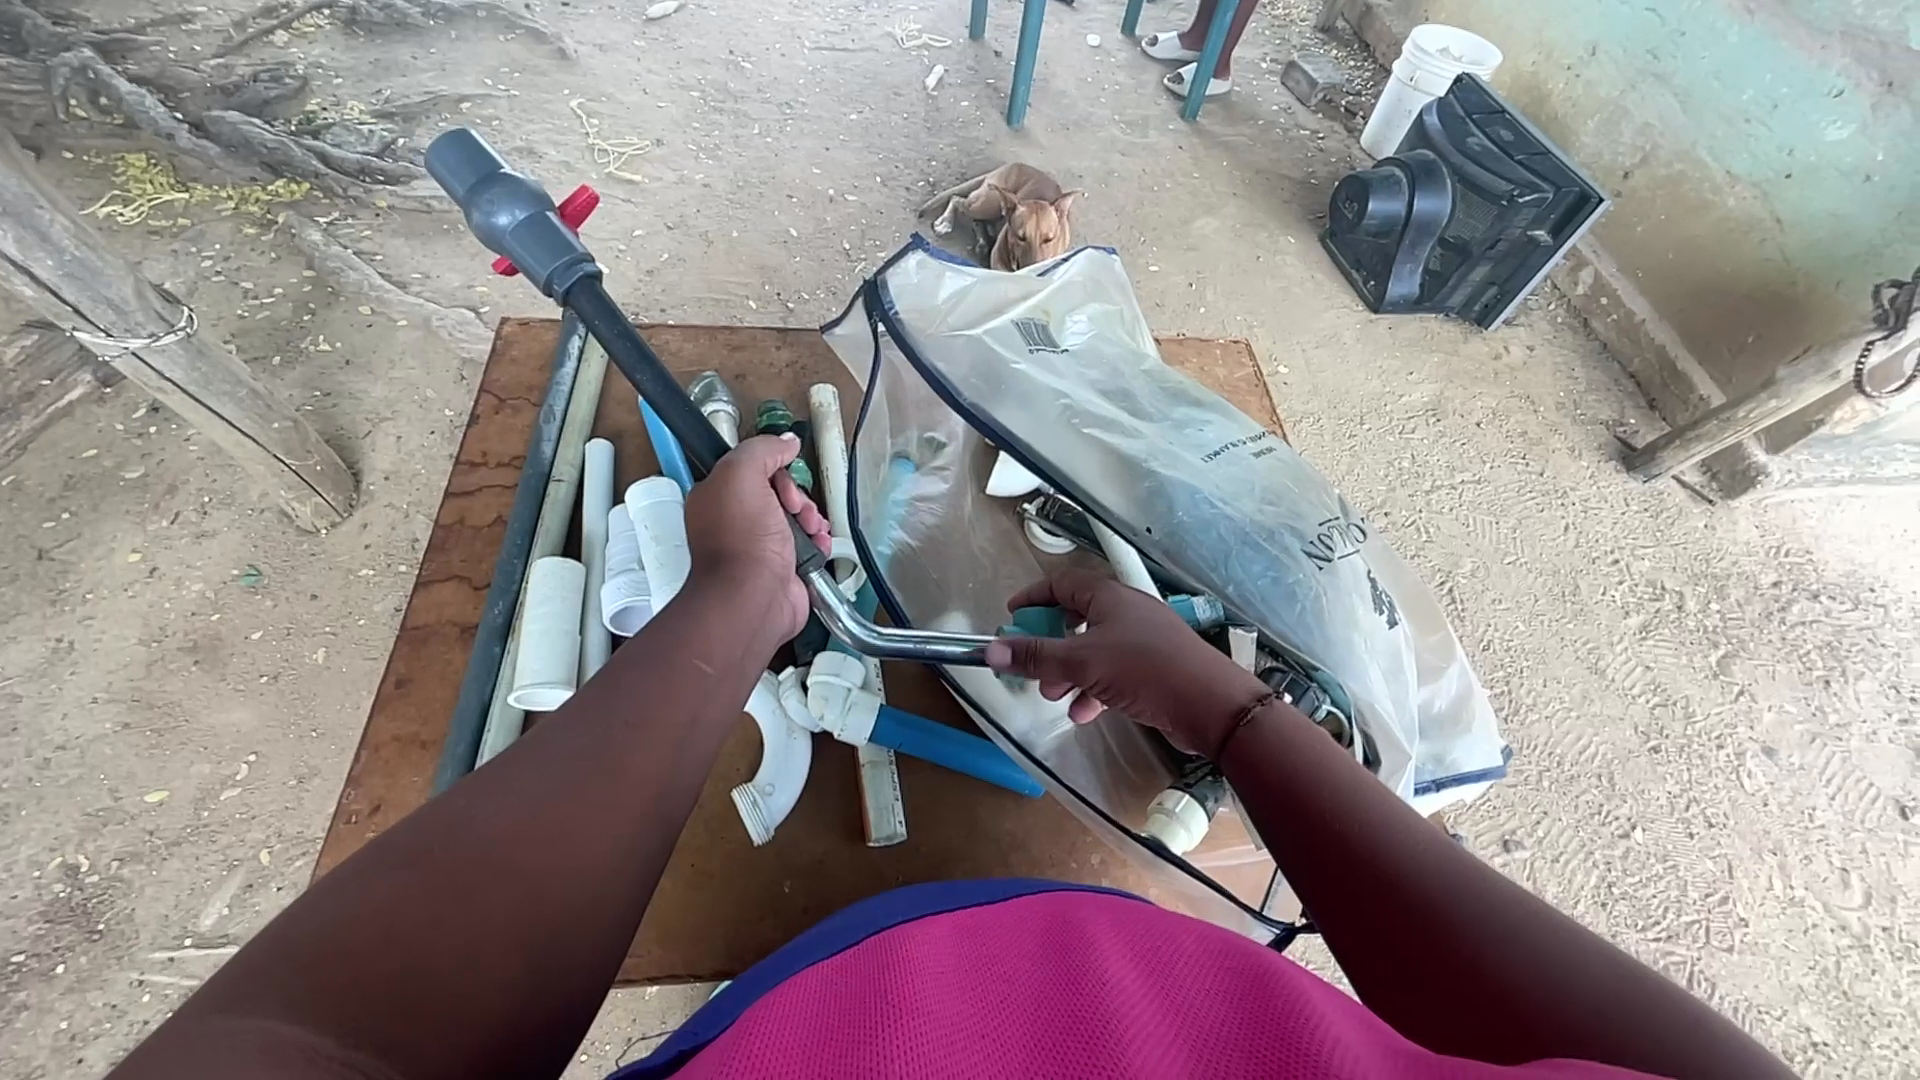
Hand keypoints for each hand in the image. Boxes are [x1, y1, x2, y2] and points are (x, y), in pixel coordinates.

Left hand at [682, 433, 830, 645]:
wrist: (754, 596)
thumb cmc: (740, 541)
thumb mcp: (742, 473)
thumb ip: (762, 450)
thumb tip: (785, 442)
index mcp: (718, 497)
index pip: (752, 469)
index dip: (773, 469)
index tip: (780, 478)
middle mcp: (736, 521)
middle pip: (779, 492)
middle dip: (797, 496)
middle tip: (795, 508)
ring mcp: (760, 546)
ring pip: (797, 518)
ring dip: (811, 519)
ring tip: (811, 529)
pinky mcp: (783, 567)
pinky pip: (809, 545)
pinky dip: (819, 543)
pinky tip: (818, 545)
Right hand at [984, 568, 1270, 756]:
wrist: (1209, 704)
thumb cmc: (1143, 669)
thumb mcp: (1082, 662)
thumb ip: (1035, 656)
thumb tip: (990, 649)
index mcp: (1109, 596)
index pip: (1062, 584)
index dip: (1034, 597)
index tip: (1011, 616)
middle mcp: (1126, 612)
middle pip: (1076, 619)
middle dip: (1050, 646)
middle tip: (1033, 667)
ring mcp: (1143, 640)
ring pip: (1094, 650)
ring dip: (1070, 672)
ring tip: (1056, 696)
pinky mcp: (1154, 669)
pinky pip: (1114, 673)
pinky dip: (1095, 689)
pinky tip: (1084, 713)